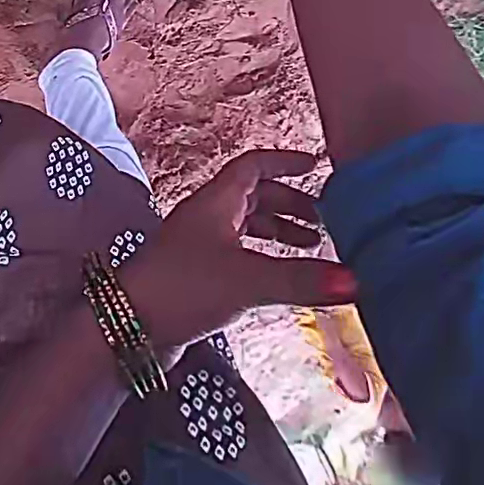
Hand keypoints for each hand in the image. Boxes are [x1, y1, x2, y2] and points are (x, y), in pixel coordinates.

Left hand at [122, 150, 358, 351]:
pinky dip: (264, 253)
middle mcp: (208, 214)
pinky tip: (279, 272)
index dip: (284, 162)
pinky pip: (239, 249)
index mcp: (216, 200)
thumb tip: (354, 279)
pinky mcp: (197, 270)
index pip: (253, 166)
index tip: (315, 165)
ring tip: (310, 246)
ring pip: (246, 222)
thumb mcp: (246, 279)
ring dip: (277, 229)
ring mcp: (200, 241)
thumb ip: (298, 279)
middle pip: (253, 194)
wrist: (130, 322)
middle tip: (323, 219)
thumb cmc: (184, 285)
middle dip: (288, 202)